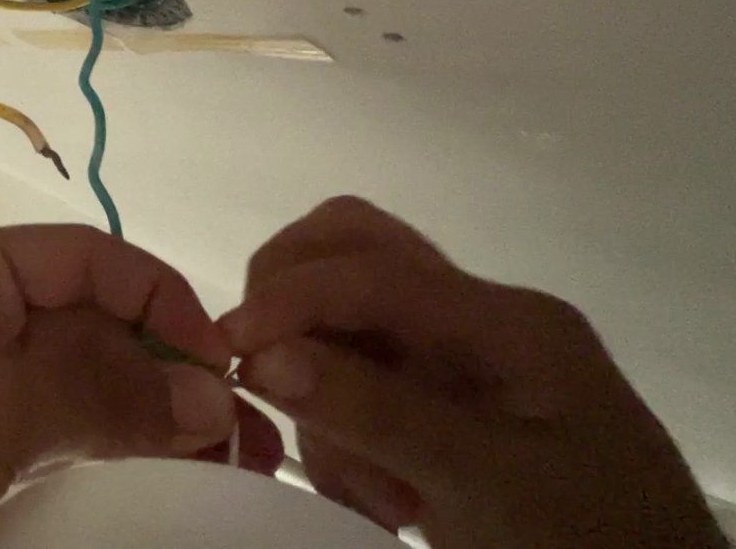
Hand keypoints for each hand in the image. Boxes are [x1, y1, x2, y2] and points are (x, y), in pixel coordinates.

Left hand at [0, 225, 280, 548]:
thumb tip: (208, 392)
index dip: (160, 298)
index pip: (87, 257)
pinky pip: (49, 437)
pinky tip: (147, 487)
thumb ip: (97, 388)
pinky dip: (102, 457)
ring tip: (217, 469)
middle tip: (242, 443)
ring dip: (143, 419)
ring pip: (75, 385)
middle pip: (88, 323)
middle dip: (164, 370)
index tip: (224, 367)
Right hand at [223, 197, 723, 548]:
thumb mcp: (489, 488)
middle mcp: (477, 315)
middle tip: (261, 365)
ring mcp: (456, 352)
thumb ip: (374, 412)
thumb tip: (259, 356)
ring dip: (314, 376)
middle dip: (290, 297)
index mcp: (507, 321)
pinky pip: (352, 365)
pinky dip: (333, 414)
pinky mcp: (437, 392)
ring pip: (339, 308)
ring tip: (355, 478)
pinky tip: (370, 487)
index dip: (290, 297)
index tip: (229, 348)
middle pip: (351, 248)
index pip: (373, 270)